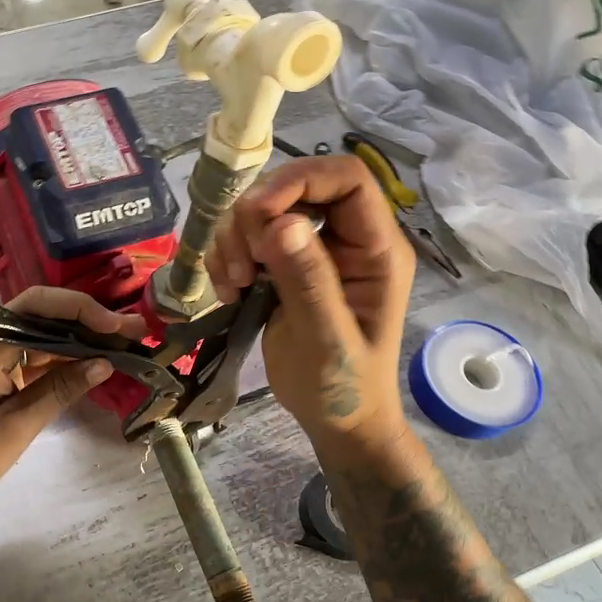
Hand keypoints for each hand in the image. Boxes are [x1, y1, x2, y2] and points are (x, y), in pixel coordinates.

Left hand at [0, 287, 145, 516]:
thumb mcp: (20, 426)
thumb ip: (61, 389)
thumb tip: (104, 363)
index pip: (38, 310)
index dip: (83, 312)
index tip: (118, 327)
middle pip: (35, 312)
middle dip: (83, 319)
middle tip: (128, 331)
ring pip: (29, 329)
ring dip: (69, 335)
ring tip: (116, 343)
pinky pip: (18, 348)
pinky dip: (49, 354)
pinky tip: (83, 360)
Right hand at [206, 155, 415, 458]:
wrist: (335, 422)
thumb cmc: (344, 388)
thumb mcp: (327, 340)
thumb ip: (309, 282)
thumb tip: (280, 224)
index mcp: (376, 249)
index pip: (346, 179)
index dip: (299, 182)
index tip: (257, 215)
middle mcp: (346, 240)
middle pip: (296, 187)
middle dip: (256, 216)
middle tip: (241, 264)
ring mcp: (312, 252)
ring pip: (263, 211)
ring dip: (235, 239)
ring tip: (234, 285)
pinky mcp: (282, 268)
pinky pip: (246, 239)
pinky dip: (226, 257)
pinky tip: (229, 292)